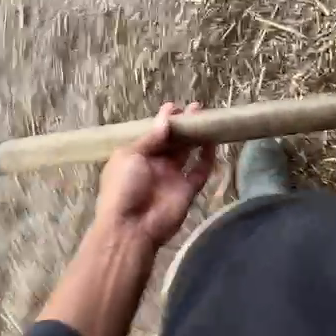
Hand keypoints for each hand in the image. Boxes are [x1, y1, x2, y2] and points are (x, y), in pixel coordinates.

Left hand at [94, 103, 215, 247]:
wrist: (132, 228)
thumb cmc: (123, 188)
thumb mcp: (130, 156)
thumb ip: (151, 138)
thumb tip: (167, 119)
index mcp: (136, 156)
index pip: (152, 134)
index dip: (163, 121)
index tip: (175, 106)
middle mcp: (155, 165)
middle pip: (172, 141)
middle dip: (183, 125)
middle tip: (196, 108)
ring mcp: (172, 177)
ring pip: (187, 153)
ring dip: (196, 137)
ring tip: (206, 119)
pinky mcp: (187, 190)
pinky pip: (200, 171)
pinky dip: (207, 158)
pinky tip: (212, 143)